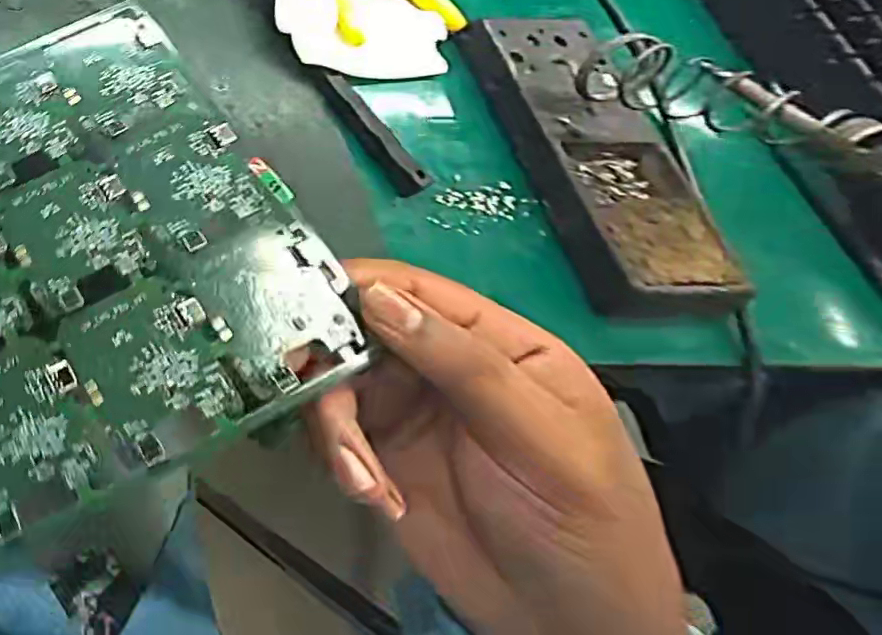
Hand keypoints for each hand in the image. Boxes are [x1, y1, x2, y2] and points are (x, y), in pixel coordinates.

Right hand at [305, 260, 684, 634]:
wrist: (568, 628)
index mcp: (491, 343)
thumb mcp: (541, 440)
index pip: (413, 288)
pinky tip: (372, 492)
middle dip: (326, 356)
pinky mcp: (372, 442)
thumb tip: (377, 296)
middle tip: (297, 375)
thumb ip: (463, 363)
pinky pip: (329, 425)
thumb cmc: (586, 526)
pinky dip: (339, 455)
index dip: (357, 284)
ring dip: (333, 423)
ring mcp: (399, 401)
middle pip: (355, 329)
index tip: (308, 299)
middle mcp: (435, 361)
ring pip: (332, 378)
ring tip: (360, 472)